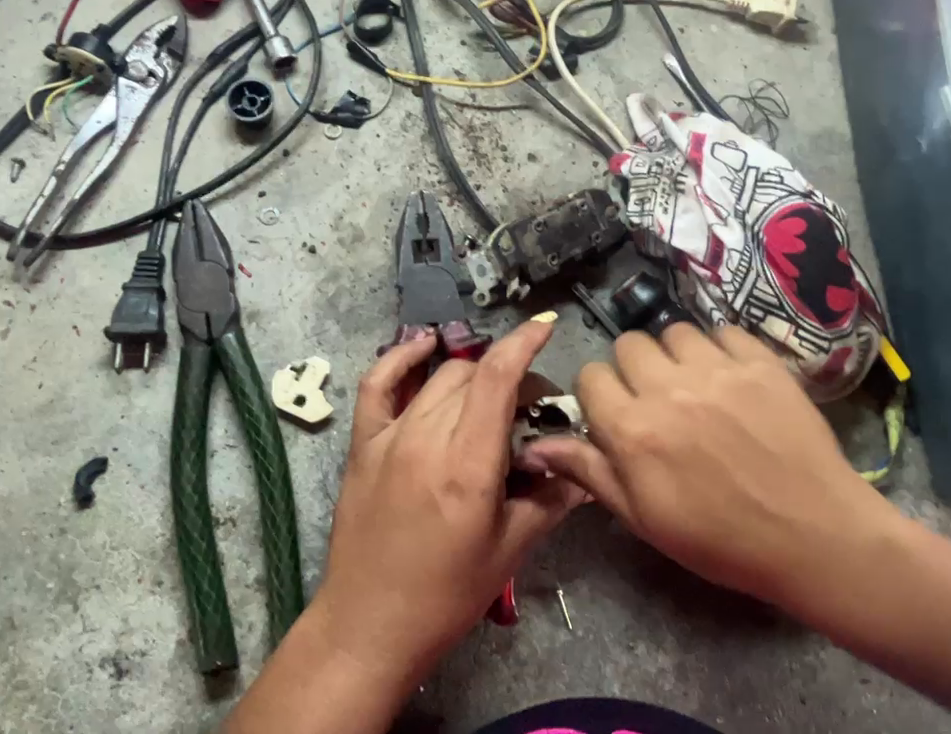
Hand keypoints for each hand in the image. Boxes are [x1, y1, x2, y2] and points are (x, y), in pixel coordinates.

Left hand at [308, 320, 587, 679]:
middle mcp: (426, 437)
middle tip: (530, 412)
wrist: (369, 625)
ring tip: (491, 403)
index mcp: (468, 463)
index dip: (524, 343)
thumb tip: (587, 468)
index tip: (546, 325)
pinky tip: (423, 348)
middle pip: (473, 375)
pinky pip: (378, 384)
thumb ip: (551, 499)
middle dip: (511, 377)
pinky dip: (401, 358)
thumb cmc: (447, 595)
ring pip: (438, 378)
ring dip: (472, 377)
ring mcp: (389, 437)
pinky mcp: (363, 444)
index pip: (497, 377)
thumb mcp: (511, 550)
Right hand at [520, 323, 900, 611]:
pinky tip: (732, 379)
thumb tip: (534, 445)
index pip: (591, 377)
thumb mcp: (643, 519)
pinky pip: (724, 330)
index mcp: (633, 430)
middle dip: (635, 370)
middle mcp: (669, 389)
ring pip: (674, 332)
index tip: (618, 414)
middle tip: (658, 399)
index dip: (600, 396)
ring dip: (677, 356)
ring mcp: (718, 370)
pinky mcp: (761, 362)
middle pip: (629, 345)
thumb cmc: (720, 539)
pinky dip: (721, 348)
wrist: (813, 537)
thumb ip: (590, 472)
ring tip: (697, 385)